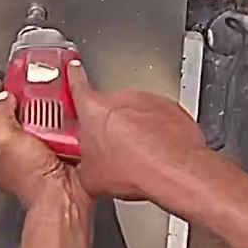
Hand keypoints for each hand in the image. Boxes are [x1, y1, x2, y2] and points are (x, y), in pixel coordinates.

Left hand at [0, 82, 80, 206]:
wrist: (65, 194)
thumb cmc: (33, 178)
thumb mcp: (5, 140)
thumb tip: (3, 98)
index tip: (3, 83)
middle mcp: (16, 153)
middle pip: (16, 117)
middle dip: (22, 101)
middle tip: (28, 85)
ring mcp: (39, 153)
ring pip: (40, 121)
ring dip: (46, 108)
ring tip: (49, 93)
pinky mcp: (61, 152)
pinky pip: (61, 128)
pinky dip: (64, 118)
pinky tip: (67, 110)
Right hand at [65, 60, 211, 201]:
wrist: (173, 169)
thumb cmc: (134, 168)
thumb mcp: (91, 179)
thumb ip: (83, 166)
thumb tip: (84, 174)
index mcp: (95, 110)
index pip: (78, 85)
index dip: (74, 76)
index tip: (74, 68)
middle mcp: (121, 98)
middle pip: (109, 107)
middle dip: (110, 124)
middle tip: (112, 147)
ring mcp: (148, 100)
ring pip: (135, 112)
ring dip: (135, 128)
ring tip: (138, 155)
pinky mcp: (171, 108)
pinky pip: (159, 117)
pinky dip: (157, 131)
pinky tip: (157, 152)